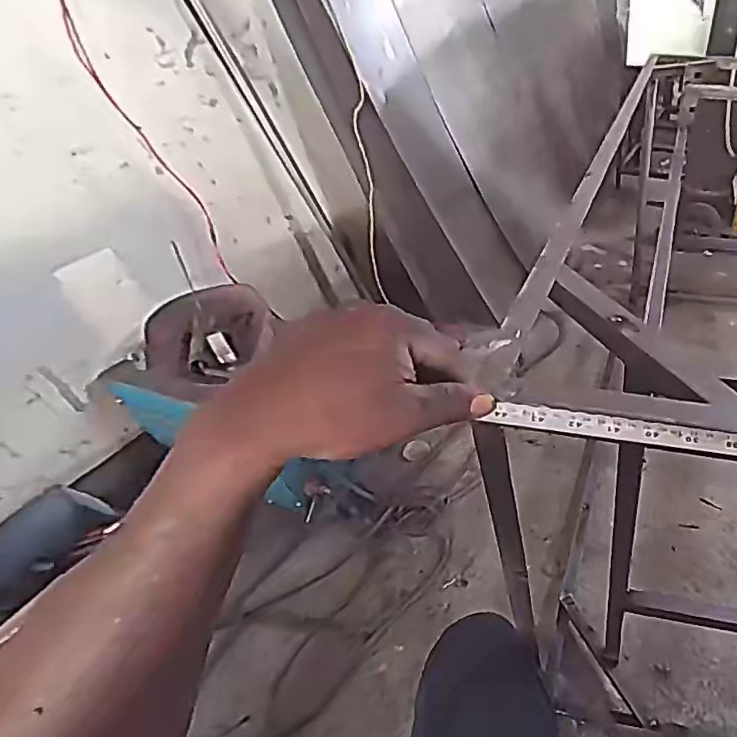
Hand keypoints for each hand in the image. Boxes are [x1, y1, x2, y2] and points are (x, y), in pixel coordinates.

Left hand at [184, 303, 493, 471]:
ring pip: (384, 348)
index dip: (462, 383)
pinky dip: (363, 371)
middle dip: (427, 378)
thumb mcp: (404, 416)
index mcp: (395, 325)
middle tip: (423, 413)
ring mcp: (333, 321)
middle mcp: (365, 313)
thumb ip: (450, 403)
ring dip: (396, 375)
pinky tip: (352, 399)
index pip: (449, 352)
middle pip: (417, 345)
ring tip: (385, 410)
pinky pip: (352, 349)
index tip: (466, 406)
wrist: (254, 422)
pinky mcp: (307, 336)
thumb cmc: (331, 417)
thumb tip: (483, 398)